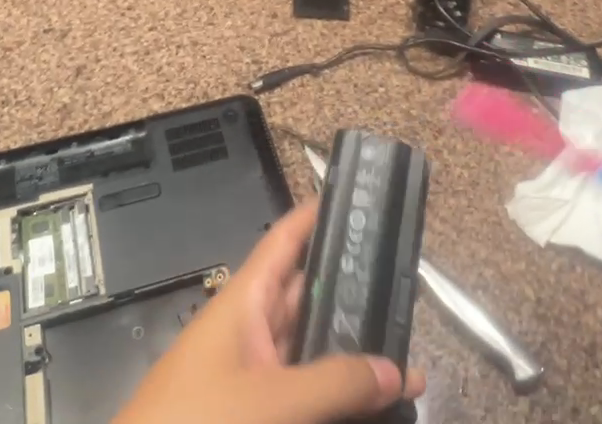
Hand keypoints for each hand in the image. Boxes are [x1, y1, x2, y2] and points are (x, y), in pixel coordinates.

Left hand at [112, 200, 425, 423]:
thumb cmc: (197, 418)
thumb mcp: (271, 400)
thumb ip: (335, 383)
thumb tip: (397, 369)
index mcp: (244, 301)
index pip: (284, 240)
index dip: (316, 215)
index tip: (358, 199)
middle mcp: (251, 328)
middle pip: (307, 294)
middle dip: (352, 288)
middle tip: (403, 283)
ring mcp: (253, 371)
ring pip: (311, 346)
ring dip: (351, 347)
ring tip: (404, 346)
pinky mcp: (257, 406)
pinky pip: (305, 388)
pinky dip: (338, 390)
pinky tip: (378, 399)